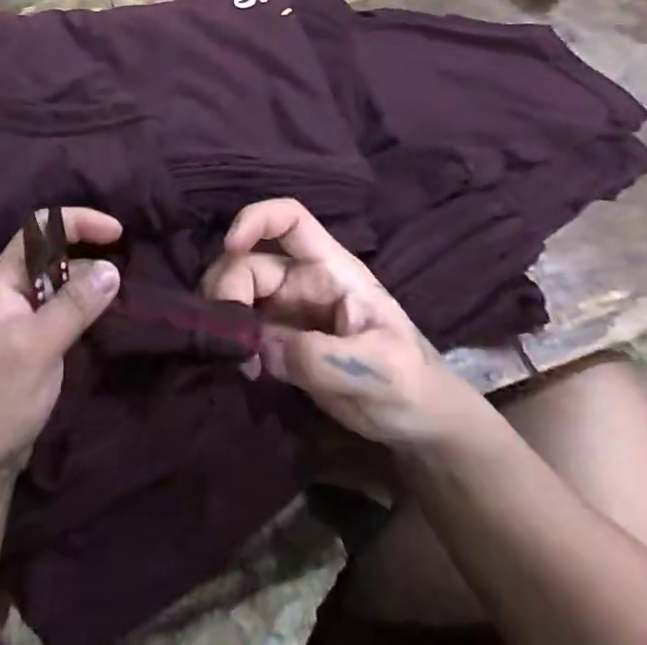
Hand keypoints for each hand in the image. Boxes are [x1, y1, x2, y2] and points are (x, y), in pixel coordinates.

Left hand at [0, 208, 122, 483]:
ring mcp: (23, 322)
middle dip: (89, 252)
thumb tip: (112, 268)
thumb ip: (73, 305)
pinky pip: (65, 314)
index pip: (39, 231)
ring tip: (129, 292)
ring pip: (62, 286)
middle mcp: (11, 294)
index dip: (77, 222)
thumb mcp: (37, 345)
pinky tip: (112, 318)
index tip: (118, 232)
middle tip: (131, 267)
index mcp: (2, 281)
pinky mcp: (35, 347)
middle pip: (53, 255)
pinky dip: (88, 310)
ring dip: (92, 283)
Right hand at [204, 199, 487, 451]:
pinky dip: (230, 345)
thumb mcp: (380, 370)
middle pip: (247, 261)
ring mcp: (285, 311)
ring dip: (224, 320)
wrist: (421, 426)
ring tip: (240, 361)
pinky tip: (246, 371)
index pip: (290, 219)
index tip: (231, 245)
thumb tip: (262, 348)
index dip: (256, 219)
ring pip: (235, 294)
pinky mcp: (275, 341)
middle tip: (227, 335)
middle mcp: (301, 281)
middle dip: (227, 288)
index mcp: (331, 269)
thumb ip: (323, 357)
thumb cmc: (414, 385)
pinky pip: (239, 329)